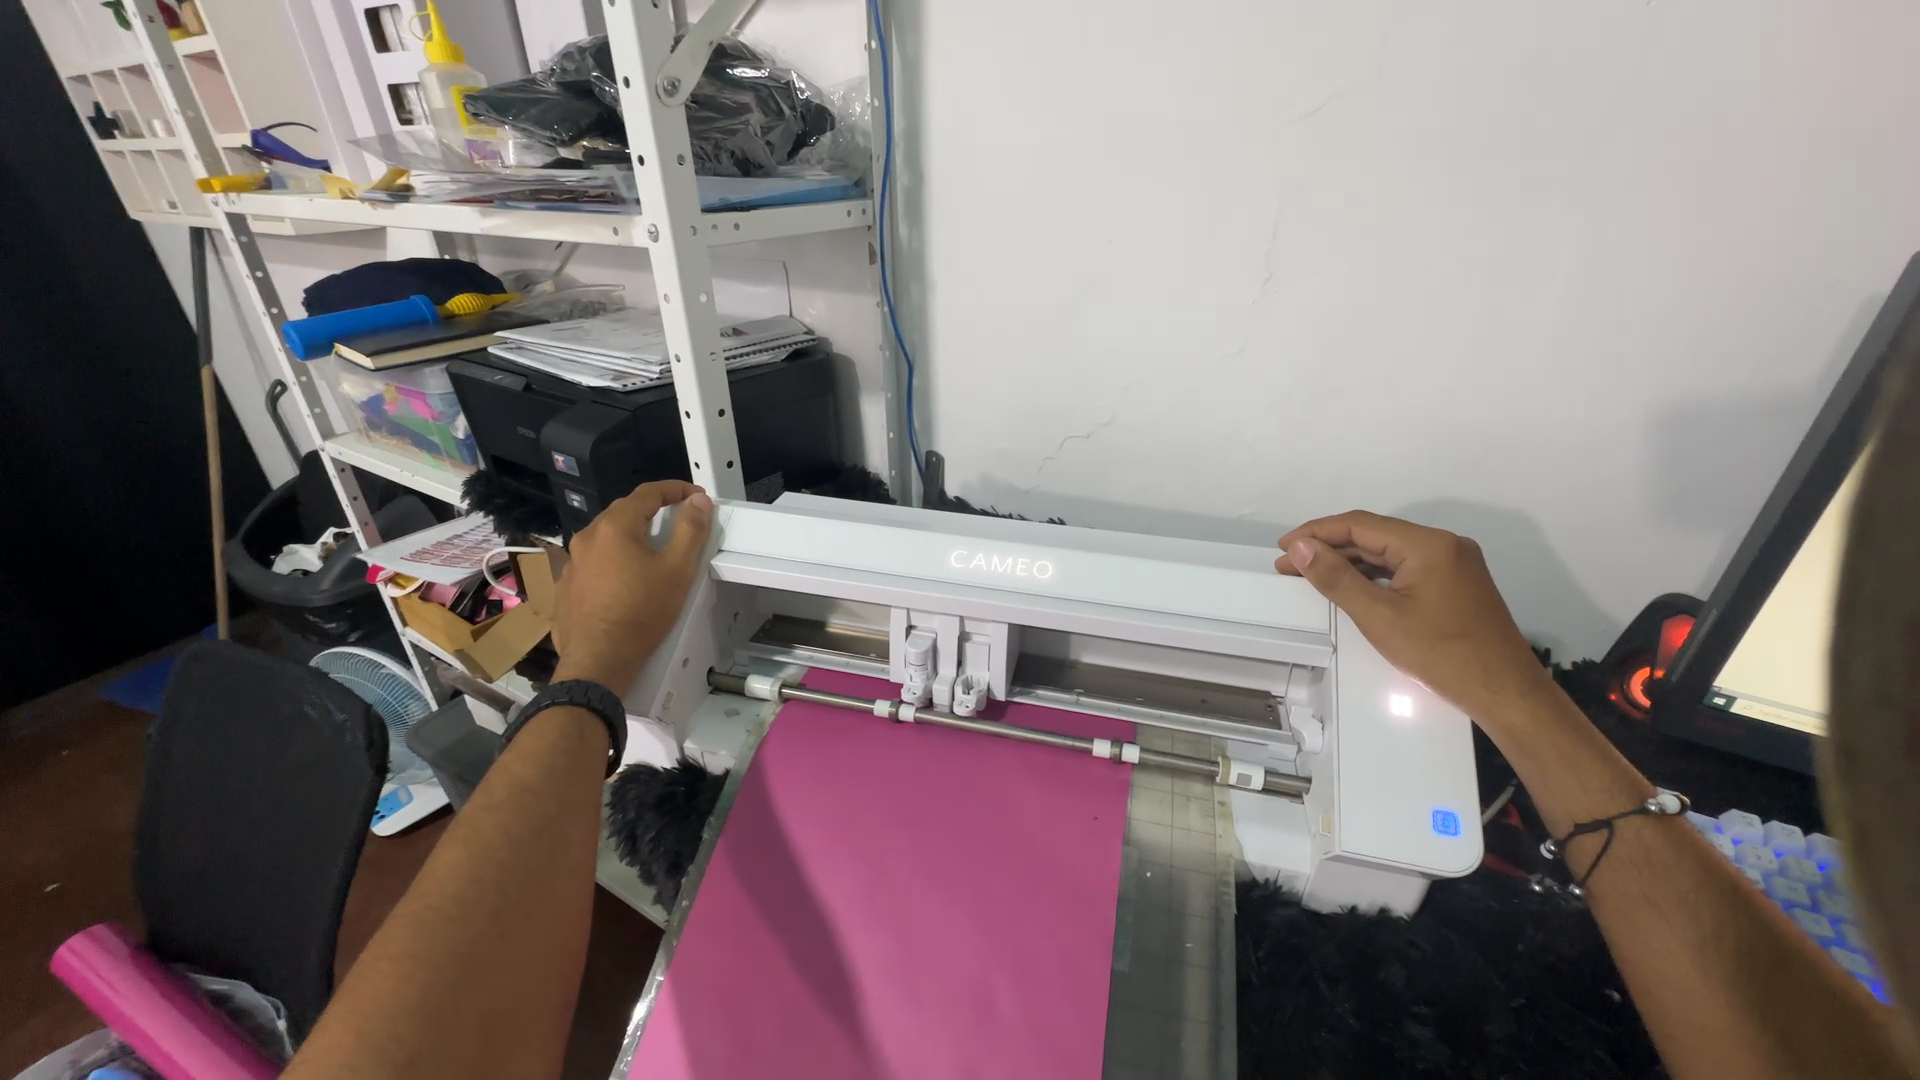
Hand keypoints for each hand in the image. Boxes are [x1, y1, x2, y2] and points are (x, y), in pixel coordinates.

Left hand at [550, 481, 714, 693]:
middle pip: (624, 512)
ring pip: (606, 538)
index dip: (676, 489)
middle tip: (678, 522)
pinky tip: (625, 581)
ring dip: (631, 536)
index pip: (648, 493)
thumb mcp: (678, 569)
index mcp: (615, 526)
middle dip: (653, 511)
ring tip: (652, 552)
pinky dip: (613, 560)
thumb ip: (691, 530)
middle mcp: (587, 537)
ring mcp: (572, 563)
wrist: (598, 660)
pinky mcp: (566, 587)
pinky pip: (594, 562)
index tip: (697, 497)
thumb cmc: (642, 611)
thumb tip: (698, 500)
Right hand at [1276, 510, 1555, 728]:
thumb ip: (1336, 578)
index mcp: (1428, 545)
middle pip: (1374, 535)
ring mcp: (1453, 564)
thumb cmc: (1441, 654)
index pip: (1360, 525)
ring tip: (1311, 574)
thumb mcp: (1378, 616)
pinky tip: (1350, 586)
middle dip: (1329, 548)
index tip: (1284, 546)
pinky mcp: (1455, 583)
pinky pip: (1404, 568)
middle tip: (1289, 565)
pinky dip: (1373, 574)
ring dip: (1349, 561)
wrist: (1504, 691)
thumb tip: (1300, 547)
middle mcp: (1444, 545)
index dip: (1317, 532)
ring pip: (1388, 552)